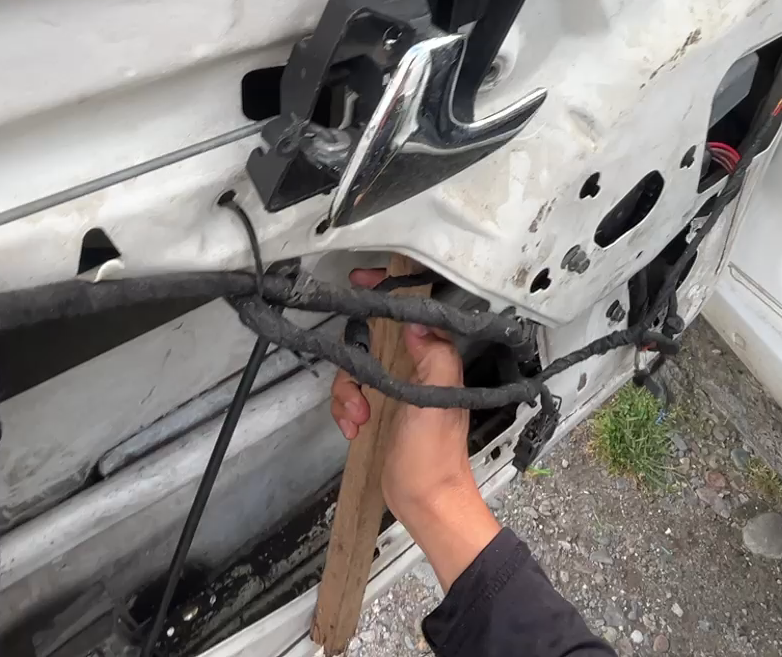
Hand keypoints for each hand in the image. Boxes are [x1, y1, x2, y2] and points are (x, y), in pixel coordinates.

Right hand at [331, 269, 500, 587]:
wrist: (424, 502)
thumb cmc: (434, 455)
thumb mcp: (437, 401)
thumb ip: (435, 356)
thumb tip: (416, 322)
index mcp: (434, 358)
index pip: (410, 311)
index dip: (387, 290)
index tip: (362, 280)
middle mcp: (413, 365)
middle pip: (371, 337)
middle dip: (356, 360)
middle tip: (357, 385)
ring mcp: (393, 387)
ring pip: (353, 367)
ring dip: (348, 393)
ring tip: (359, 417)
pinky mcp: (377, 407)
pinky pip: (348, 394)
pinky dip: (345, 409)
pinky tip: (354, 429)